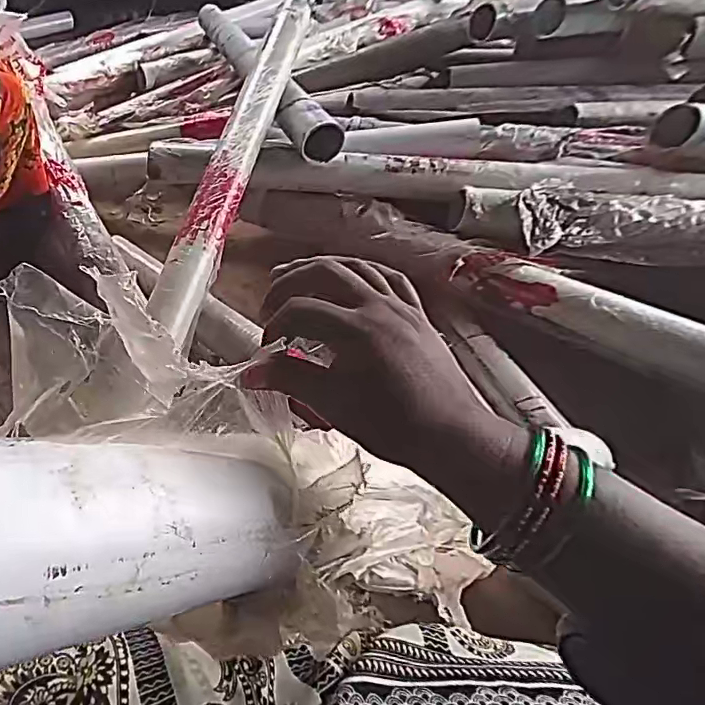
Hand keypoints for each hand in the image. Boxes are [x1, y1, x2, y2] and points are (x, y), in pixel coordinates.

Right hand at [250, 256, 517, 475]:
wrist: (453, 437)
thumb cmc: (395, 425)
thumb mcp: (332, 403)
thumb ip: (288, 379)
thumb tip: (251, 373)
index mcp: (357, 329)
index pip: (299, 310)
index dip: (274, 326)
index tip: (267, 351)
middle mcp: (380, 308)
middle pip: (324, 272)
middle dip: (288, 283)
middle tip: (269, 304)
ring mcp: (403, 308)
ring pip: (357, 267)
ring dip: (321, 269)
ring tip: (296, 278)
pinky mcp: (418, 315)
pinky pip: (389, 279)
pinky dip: (362, 273)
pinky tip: (350, 279)